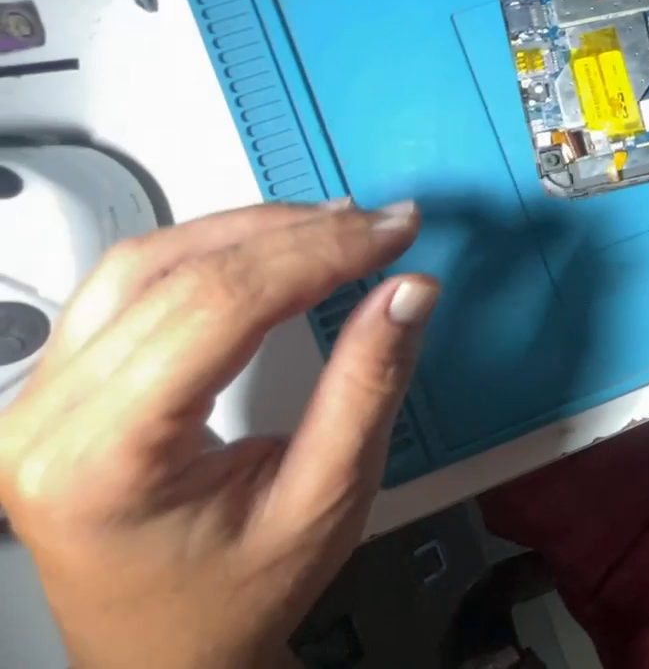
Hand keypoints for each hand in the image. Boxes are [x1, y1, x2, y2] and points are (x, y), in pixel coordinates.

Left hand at [0, 201, 437, 668]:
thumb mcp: (328, 495)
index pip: (217, 308)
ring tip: (340, 223)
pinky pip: (131, 284)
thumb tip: (408, 291)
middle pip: (175, 275)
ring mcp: (38, 400)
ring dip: (253, 229)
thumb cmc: (242, 589)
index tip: (395, 233)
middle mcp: (43, 421)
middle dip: (299, 234)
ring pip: (142, 262)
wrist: (168, 649)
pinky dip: (216, 248)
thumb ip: (370, 384)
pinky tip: (275, 243)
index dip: (320, 254)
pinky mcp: (62, 386)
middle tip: (386, 223)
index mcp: (100, 458)